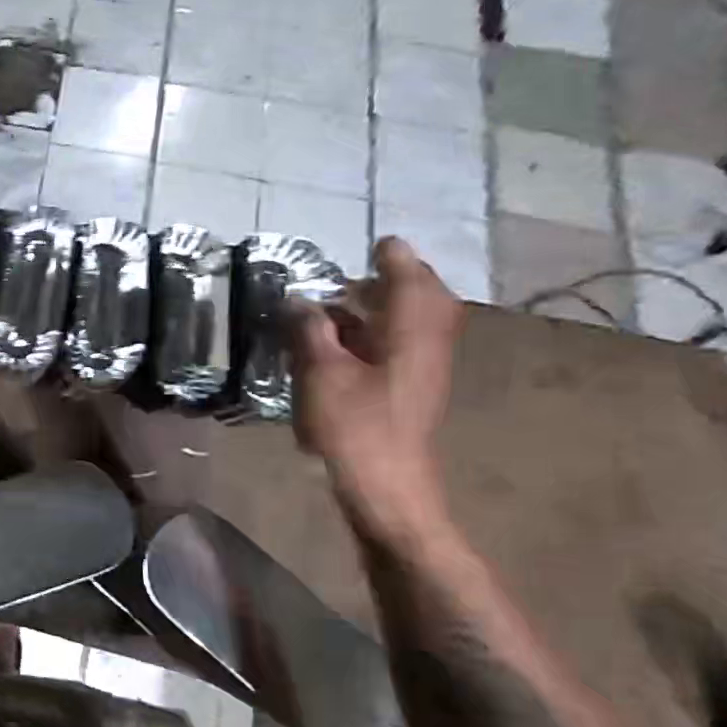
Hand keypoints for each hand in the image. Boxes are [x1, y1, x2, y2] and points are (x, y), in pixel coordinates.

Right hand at [290, 237, 463, 521]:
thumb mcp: (321, 373)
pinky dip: (381, 332)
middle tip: (368, 270)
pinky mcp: (410, 390)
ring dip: (387, 307)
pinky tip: (349, 341)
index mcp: (411, 335)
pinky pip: (402, 345)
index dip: (395, 260)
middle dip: (400, 281)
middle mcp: (427, 346)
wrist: (385, 483)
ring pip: (414, 324)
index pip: (411, 283)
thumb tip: (299, 300)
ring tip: (349, 302)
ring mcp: (423, 370)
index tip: (381, 242)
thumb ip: (310, 331)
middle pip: (425, 301)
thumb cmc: (354, 425)